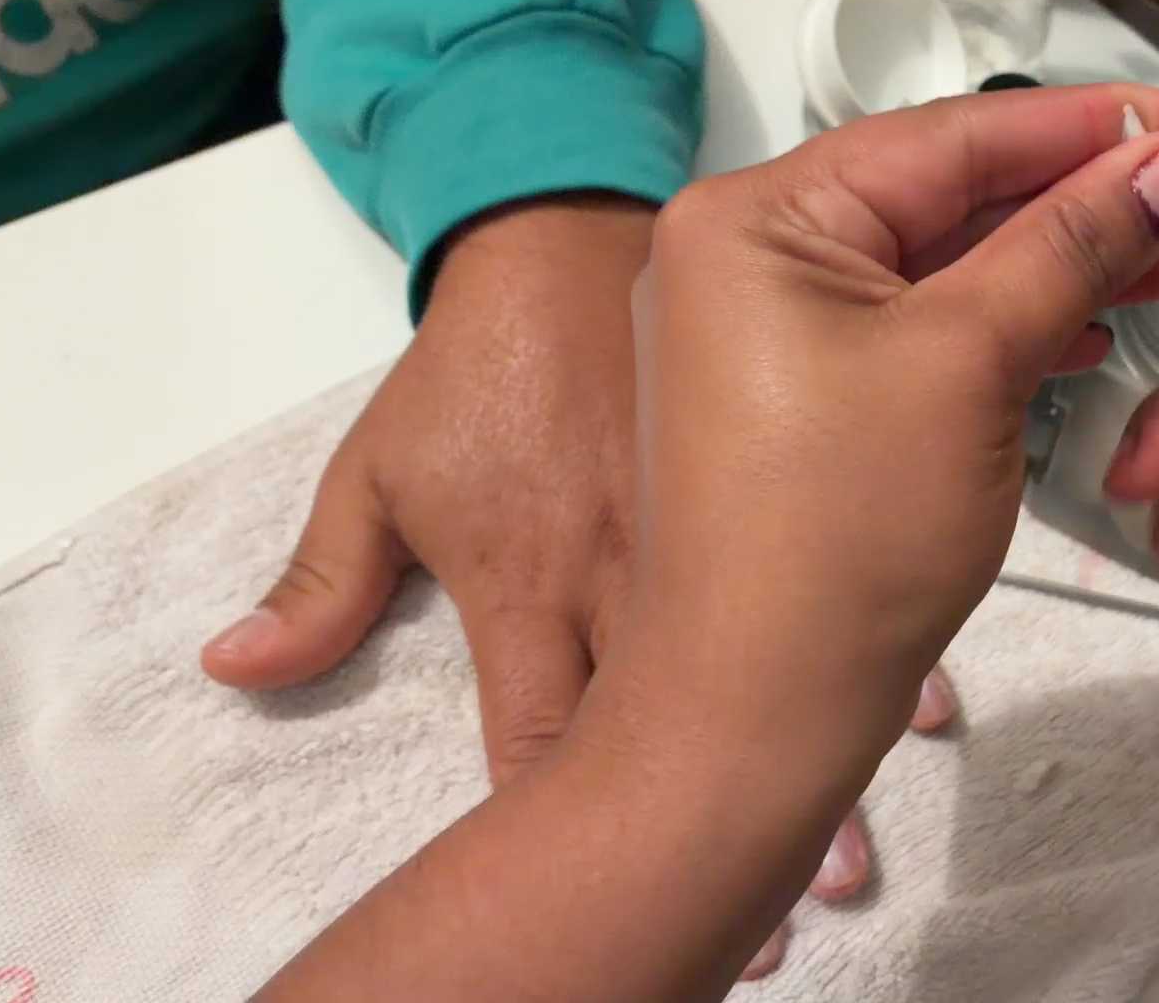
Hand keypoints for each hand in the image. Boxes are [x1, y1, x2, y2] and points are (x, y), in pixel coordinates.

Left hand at [193, 193, 953, 979]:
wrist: (562, 246)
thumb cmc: (480, 363)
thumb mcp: (387, 462)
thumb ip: (324, 576)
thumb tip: (239, 677)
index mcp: (529, 584)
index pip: (544, 742)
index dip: (585, 830)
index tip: (641, 896)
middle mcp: (619, 577)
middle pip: (669, 725)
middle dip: (721, 823)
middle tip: (786, 912)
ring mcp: (693, 531)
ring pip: (755, 658)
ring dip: (809, 756)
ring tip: (856, 844)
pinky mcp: (750, 486)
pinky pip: (813, 572)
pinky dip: (861, 640)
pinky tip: (919, 697)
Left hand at [542, 86, 1158, 984]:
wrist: (760, 705)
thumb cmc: (844, 537)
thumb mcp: (968, 363)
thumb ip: (1071, 246)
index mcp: (753, 222)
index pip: (942, 139)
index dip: (1080, 127)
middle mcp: (743, 263)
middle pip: (940, 203)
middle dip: (1075, 204)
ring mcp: (766, 337)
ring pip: (933, 274)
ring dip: (1047, 268)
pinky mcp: (798, 399)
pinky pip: (910, 336)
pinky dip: (994, 328)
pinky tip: (1075, 326)